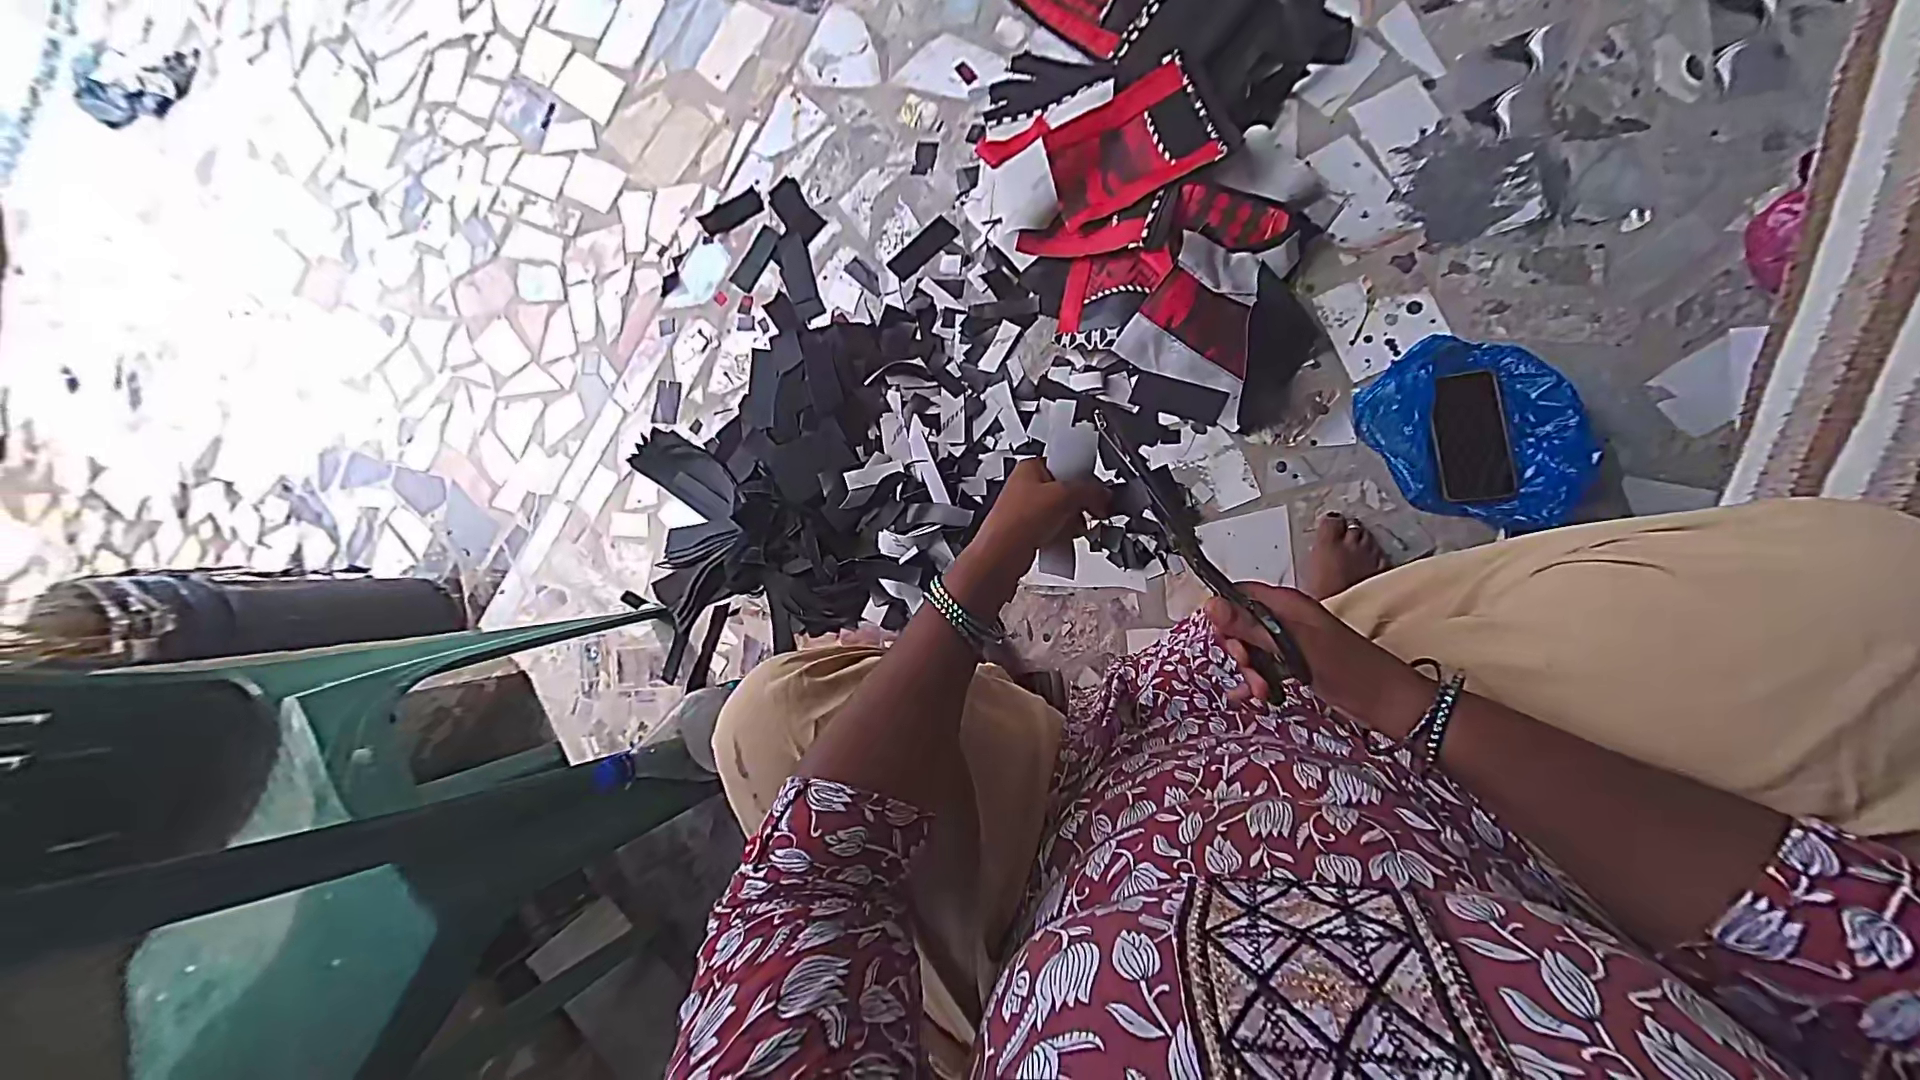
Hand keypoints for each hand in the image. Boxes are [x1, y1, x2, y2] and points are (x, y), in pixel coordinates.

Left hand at [949, 459, 1109, 606]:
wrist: (1000, 556)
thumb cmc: (1016, 522)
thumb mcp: (1063, 496)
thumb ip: (1090, 491)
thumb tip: (1104, 494)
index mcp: (1030, 467)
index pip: (1067, 463)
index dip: (1085, 476)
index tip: (1097, 488)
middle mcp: (1027, 486)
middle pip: (1067, 490)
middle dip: (1081, 503)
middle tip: (1089, 510)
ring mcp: (1028, 510)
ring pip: (1063, 511)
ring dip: (1073, 521)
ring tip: (1074, 527)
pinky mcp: (1030, 530)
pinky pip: (1056, 528)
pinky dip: (1063, 533)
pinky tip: (1064, 539)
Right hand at [1204, 584, 1434, 737]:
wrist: (1390, 703)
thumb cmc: (1348, 670)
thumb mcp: (1292, 647)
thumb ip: (1250, 626)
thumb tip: (1210, 605)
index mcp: (1286, 604)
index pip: (1238, 594)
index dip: (1225, 615)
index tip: (1228, 642)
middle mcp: (1285, 618)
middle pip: (1240, 623)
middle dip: (1237, 648)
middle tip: (1248, 668)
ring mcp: (1290, 640)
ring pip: (1250, 647)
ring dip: (1247, 668)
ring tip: (1259, 689)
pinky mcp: (1294, 662)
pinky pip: (1264, 664)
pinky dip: (1256, 678)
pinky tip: (1255, 695)